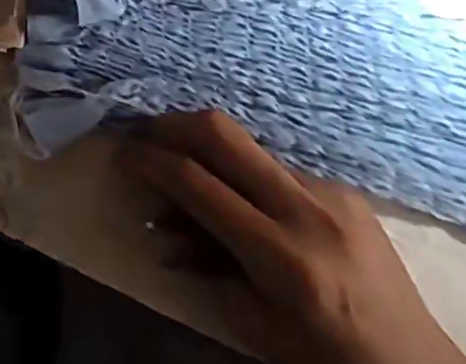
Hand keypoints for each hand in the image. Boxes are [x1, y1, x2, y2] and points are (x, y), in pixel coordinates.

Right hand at [125, 111, 465, 363]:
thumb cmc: (323, 359)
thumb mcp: (252, 322)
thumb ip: (202, 263)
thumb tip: (158, 221)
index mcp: (283, 257)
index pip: (197, 183)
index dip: (150, 161)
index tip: (122, 153)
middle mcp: (307, 211)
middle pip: (222, 134)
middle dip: (171, 124)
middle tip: (143, 133)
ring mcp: (330, 192)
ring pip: (247, 146)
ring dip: (204, 149)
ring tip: (184, 171)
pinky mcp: (342, 188)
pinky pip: (275, 167)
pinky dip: (243, 175)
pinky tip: (241, 202)